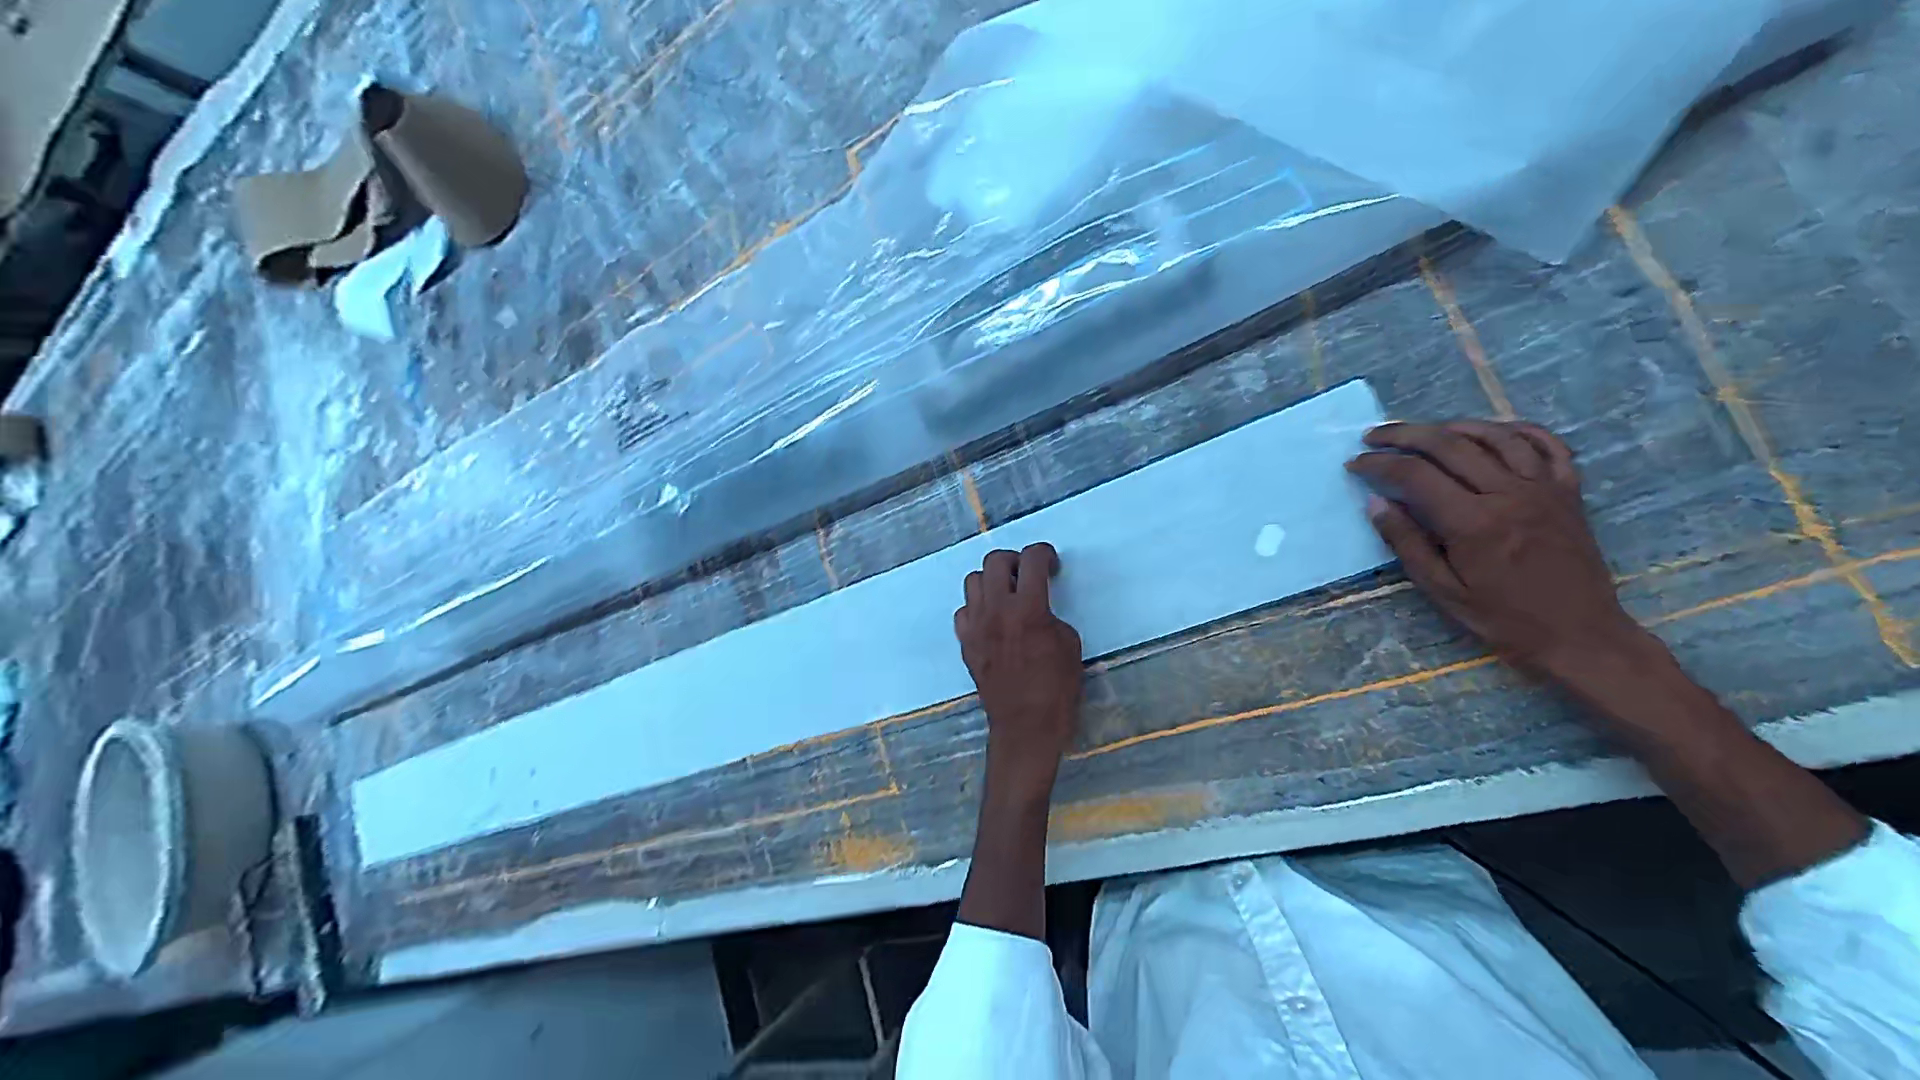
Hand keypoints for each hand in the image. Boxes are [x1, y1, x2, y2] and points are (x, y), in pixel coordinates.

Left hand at [954, 543, 1083, 796]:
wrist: (1025, 727)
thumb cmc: (1056, 689)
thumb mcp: (1069, 644)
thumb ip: (1051, 616)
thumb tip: (1038, 608)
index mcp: (1028, 609)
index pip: (1032, 559)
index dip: (1045, 554)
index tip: (1051, 565)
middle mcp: (996, 611)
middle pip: (995, 561)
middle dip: (1015, 560)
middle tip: (1028, 576)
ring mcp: (975, 626)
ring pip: (973, 581)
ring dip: (992, 581)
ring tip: (1008, 595)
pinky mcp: (965, 643)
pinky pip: (964, 611)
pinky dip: (977, 608)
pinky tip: (992, 620)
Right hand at [1347, 420, 1654, 688]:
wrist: (1579, 634)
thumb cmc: (1502, 617)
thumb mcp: (1441, 589)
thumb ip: (1407, 542)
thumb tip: (1376, 503)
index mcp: (1473, 522)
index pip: (1415, 475)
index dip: (1379, 464)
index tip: (1355, 464)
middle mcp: (1509, 494)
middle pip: (1449, 445)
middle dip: (1405, 435)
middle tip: (1374, 437)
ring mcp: (1545, 489)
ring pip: (1495, 436)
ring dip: (1453, 426)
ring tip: (1425, 432)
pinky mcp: (1569, 492)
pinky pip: (1548, 445)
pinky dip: (1517, 430)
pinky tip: (1492, 431)